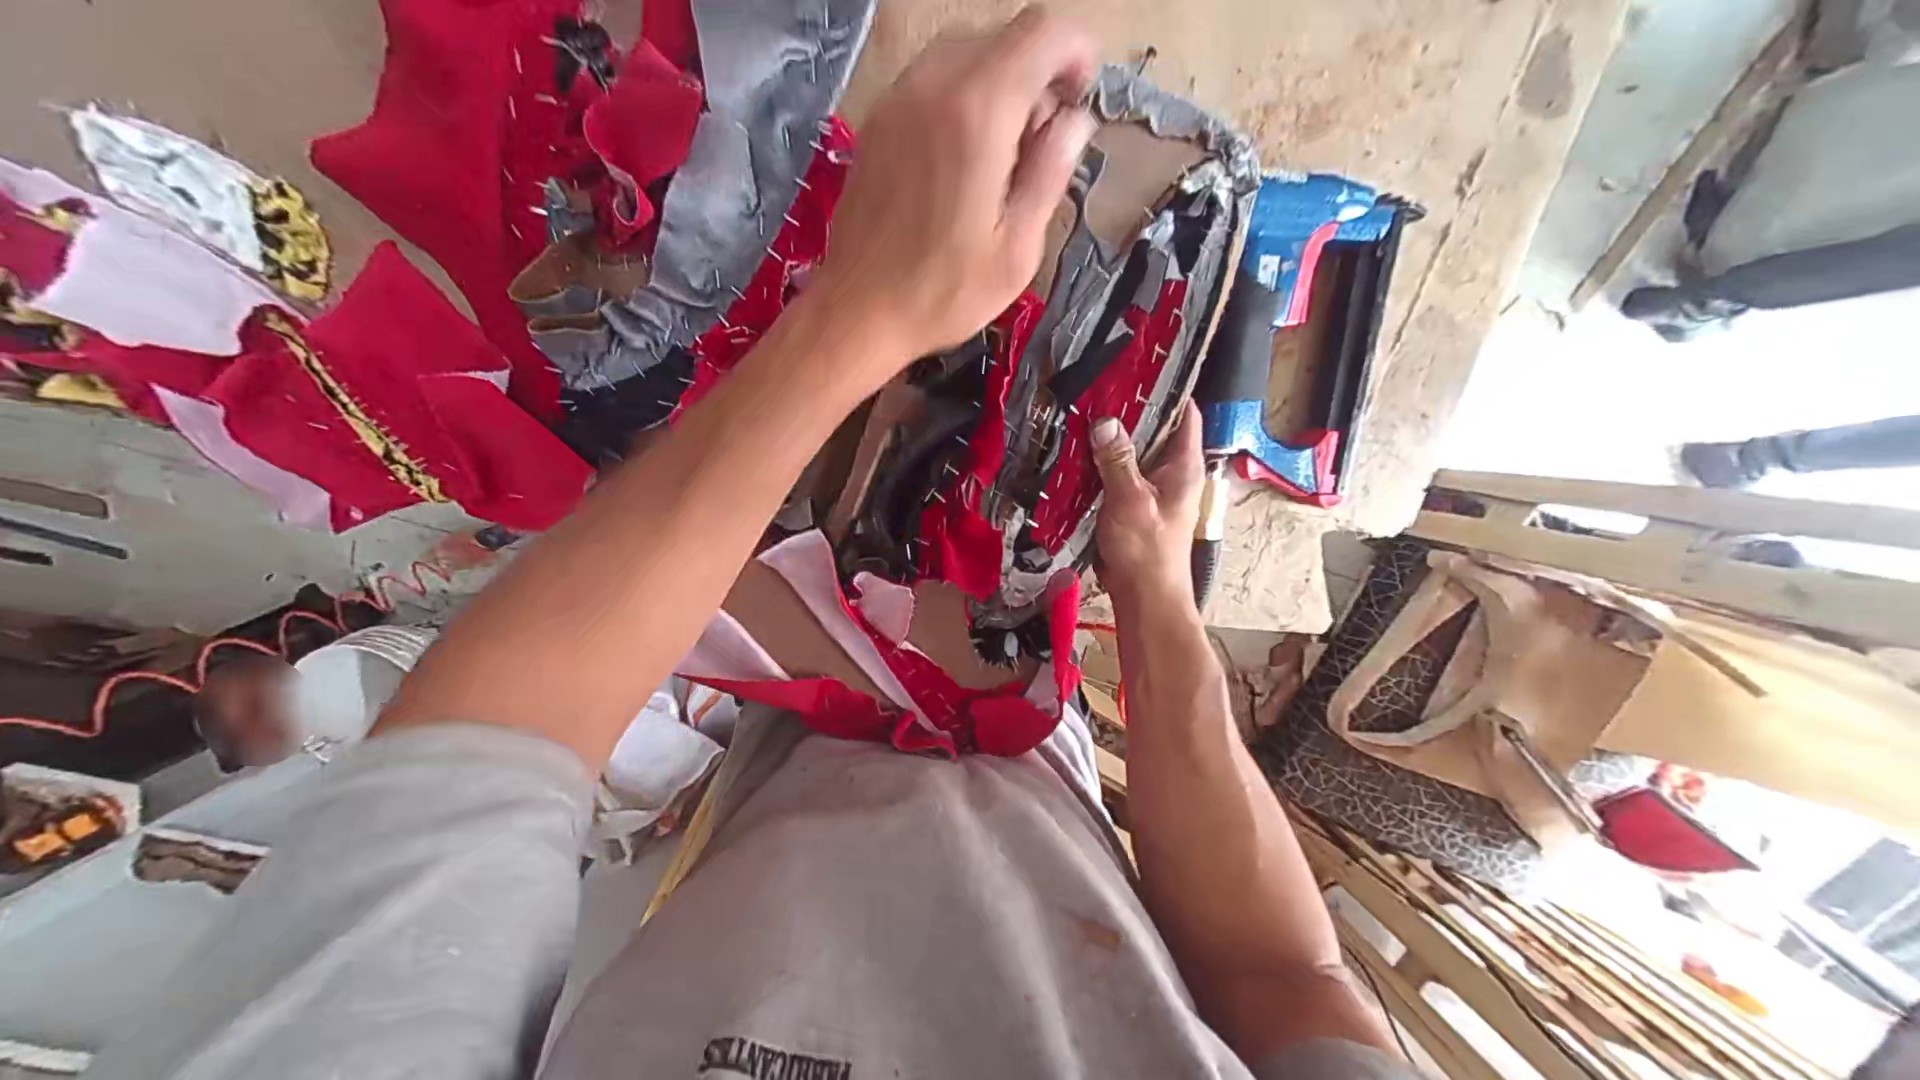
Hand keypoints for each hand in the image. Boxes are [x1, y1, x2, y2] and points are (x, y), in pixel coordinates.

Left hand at [816, 7, 1098, 363]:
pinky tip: (961, 159)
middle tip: (1040, 146)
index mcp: (978, 113)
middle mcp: (933, 87)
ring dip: (997, 88)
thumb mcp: (1016, 249)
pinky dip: (959, 101)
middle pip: (1003, 40)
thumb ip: (1051, 173)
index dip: (1075, 53)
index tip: (1079, 99)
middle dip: (1036, 77)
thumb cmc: (943, 293)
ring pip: (964, 56)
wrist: (859, 312)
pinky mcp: (876, 123)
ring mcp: (897, 101)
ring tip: (1002, 156)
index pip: (1042, 33)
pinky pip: (930, 83)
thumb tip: (1074, 122)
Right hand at [1092, 402, 1202, 603]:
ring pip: (1130, 452)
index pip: (1184, 413)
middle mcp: (1170, 472)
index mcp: (1183, 466)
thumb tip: (1105, 422)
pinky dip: (1099, 464)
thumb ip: (1118, 461)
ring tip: (1081, 412)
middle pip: (1152, 430)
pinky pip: (1115, 475)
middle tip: (1096, 387)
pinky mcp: (1130, 504)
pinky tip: (1075, 452)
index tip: (1138, 367)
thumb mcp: (1131, 501)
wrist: (1143, 597)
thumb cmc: (1147, 551)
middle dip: (1127, 411)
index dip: (1166, 388)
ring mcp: (1150, 489)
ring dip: (1109, 439)